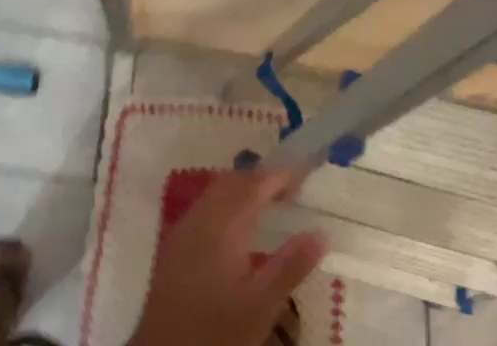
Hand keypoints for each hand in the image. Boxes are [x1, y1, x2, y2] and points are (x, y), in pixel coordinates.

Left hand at [126, 168, 328, 345]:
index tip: (307, 167)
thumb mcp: (261, 306)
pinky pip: (205, 207)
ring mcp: (182, 230)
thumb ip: (290, 266)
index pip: (253, 185)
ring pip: (215, 193)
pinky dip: (228, 202)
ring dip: (243, 188)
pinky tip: (241, 224)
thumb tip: (321, 232)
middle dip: (262, 176)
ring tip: (274, 200)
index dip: (280, 174)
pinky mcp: (175, 245)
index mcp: (220, 226)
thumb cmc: (215, 331)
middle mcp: (198, 218)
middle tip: (295, 184)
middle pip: (231, 182)